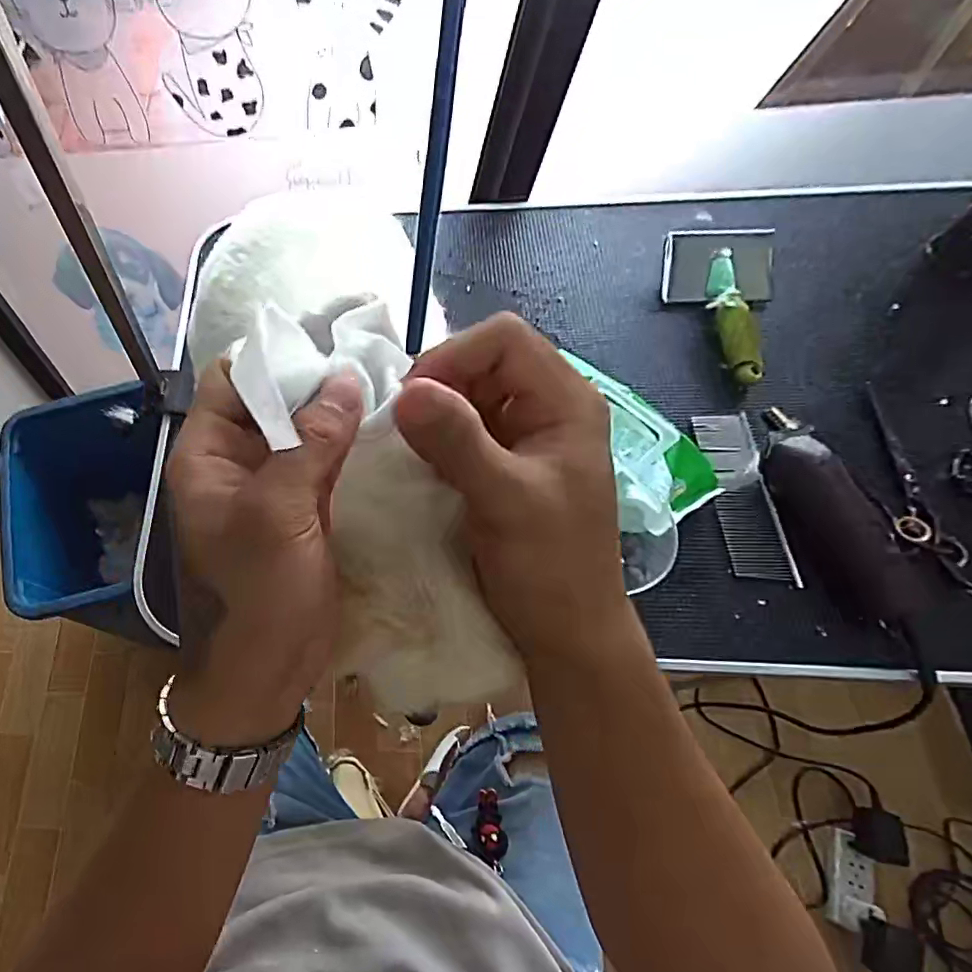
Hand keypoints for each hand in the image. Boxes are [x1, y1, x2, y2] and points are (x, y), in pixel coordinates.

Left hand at [166, 360, 365, 744]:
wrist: (262, 676)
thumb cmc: (255, 597)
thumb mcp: (276, 514)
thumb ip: (308, 443)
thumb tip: (344, 379)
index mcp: (206, 456)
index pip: (231, 380)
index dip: (275, 358)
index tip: (331, 347)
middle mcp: (234, 465)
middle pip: (271, 403)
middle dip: (316, 384)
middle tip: (376, 365)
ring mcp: (270, 491)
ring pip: (301, 434)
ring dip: (337, 417)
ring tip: (390, 392)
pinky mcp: (301, 515)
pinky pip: (322, 467)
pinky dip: (347, 450)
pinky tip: (385, 435)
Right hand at [396, 313, 630, 661]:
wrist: (566, 632)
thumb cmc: (550, 569)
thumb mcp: (504, 501)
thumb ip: (458, 441)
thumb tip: (405, 392)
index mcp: (566, 402)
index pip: (503, 339)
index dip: (451, 357)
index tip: (411, 401)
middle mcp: (548, 408)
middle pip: (483, 362)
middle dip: (438, 388)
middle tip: (405, 431)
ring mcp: (527, 438)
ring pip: (468, 397)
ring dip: (434, 416)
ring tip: (412, 451)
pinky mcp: (506, 465)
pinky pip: (464, 431)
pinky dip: (437, 441)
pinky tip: (423, 468)